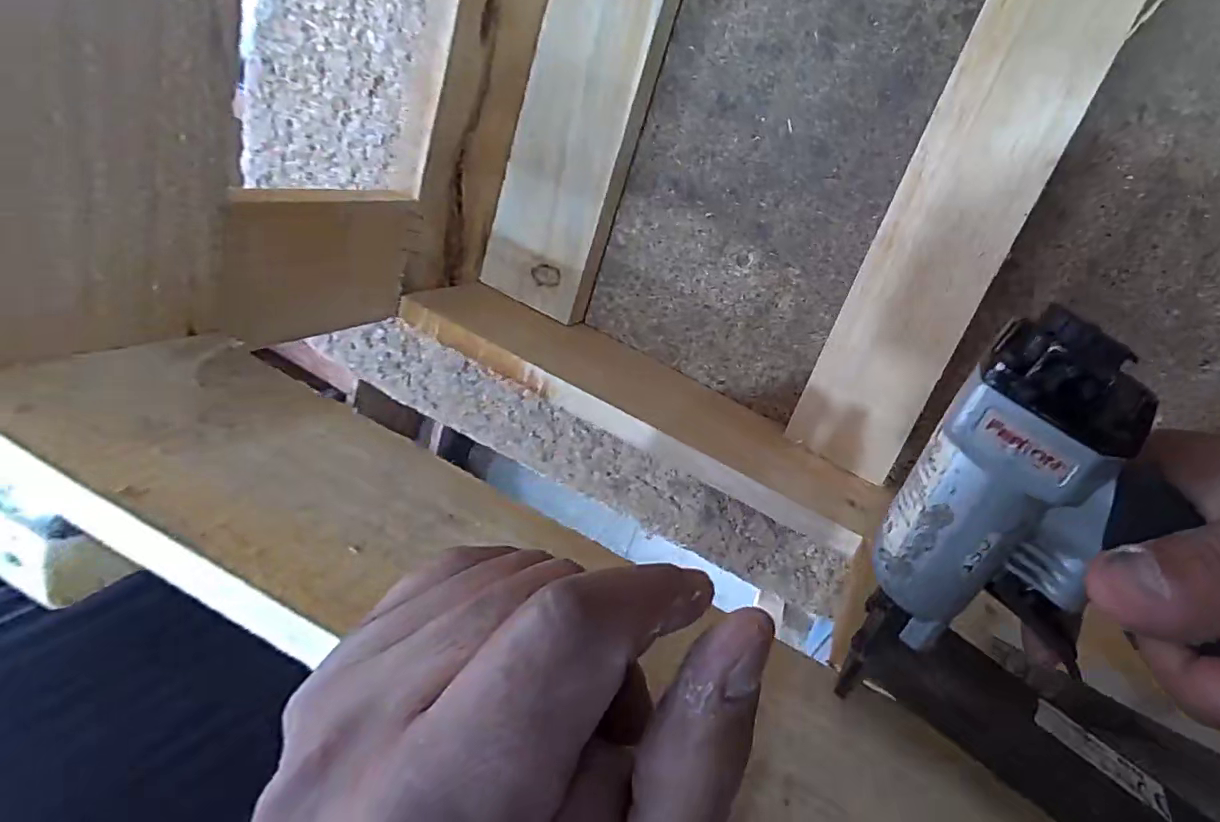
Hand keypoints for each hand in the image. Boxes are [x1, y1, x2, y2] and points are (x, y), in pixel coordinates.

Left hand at [254, 546, 774, 821]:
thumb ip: (701, 747)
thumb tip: (747, 625)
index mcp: (442, 803)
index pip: (561, 626)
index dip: (647, 593)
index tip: (693, 605)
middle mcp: (352, 751)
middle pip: (537, 591)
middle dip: (612, 623)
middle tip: (620, 713)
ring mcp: (321, 711)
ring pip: (500, 572)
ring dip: (565, 612)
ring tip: (565, 700)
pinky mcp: (321, 684)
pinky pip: (447, 576)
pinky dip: (511, 593)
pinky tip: (521, 658)